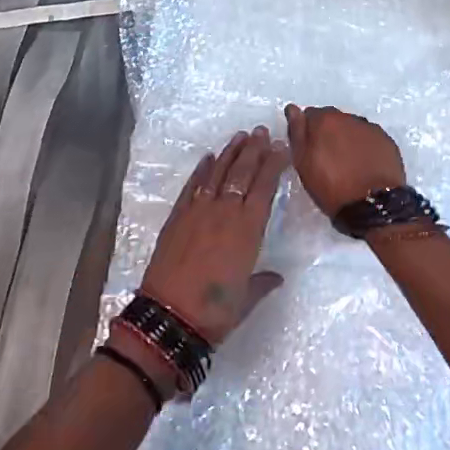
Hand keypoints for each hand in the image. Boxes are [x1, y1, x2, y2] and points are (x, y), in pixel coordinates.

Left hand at [138, 126, 289, 346]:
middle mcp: (224, 214)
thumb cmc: (214, 311)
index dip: (273, 166)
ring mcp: (197, 213)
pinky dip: (201, 171)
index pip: (264, 188)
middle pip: (241, 174)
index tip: (281, 148)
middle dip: (254, 151)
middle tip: (262, 132)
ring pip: (216, 174)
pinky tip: (208, 159)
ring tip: (240, 137)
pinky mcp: (176, 219)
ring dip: (229, 154)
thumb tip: (276, 277)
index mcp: (248, 230)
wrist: (168, 316)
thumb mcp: (246, 299)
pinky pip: (192, 188)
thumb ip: (262, 283)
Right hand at [283, 104, 405, 216]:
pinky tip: (364, 164)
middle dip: (328, 133)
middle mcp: (349, 117)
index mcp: (325, 120)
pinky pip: (369, 138)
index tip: (309, 150)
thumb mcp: (303, 163)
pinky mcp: (386, 141)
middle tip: (327, 158)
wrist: (372, 205)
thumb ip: (297, 132)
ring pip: (352, 128)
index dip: (308, 132)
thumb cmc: (330, 186)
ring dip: (347, 138)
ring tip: (347, 163)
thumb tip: (293, 109)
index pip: (309, 115)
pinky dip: (365, 146)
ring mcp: (370, 128)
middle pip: (333, 120)